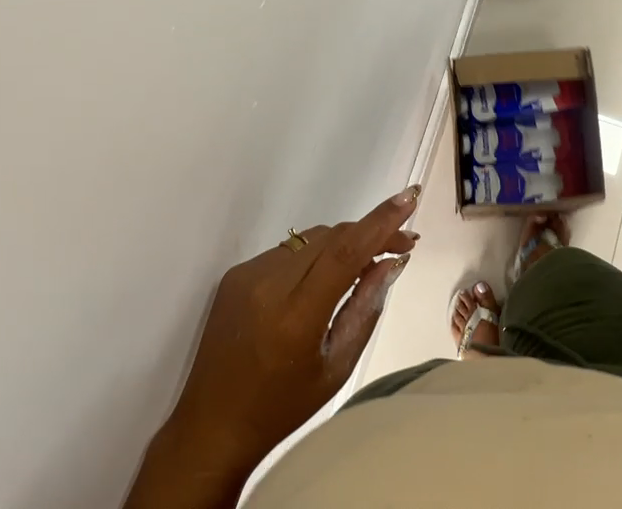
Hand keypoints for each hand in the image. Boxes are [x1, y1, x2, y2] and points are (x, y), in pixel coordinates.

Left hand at [128, 185, 421, 508]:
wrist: (212, 424)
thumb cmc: (283, 407)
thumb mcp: (337, 367)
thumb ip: (365, 308)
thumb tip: (391, 262)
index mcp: (296, 315)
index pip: (345, 251)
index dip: (380, 221)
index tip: (409, 198)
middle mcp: (268, 285)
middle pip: (331, 236)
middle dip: (370, 232)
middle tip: (403, 245)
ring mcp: (247, 275)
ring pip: (310, 239)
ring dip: (343, 243)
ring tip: (368, 263)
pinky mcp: (235, 275)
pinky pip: (288, 252)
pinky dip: (314, 256)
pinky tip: (325, 279)